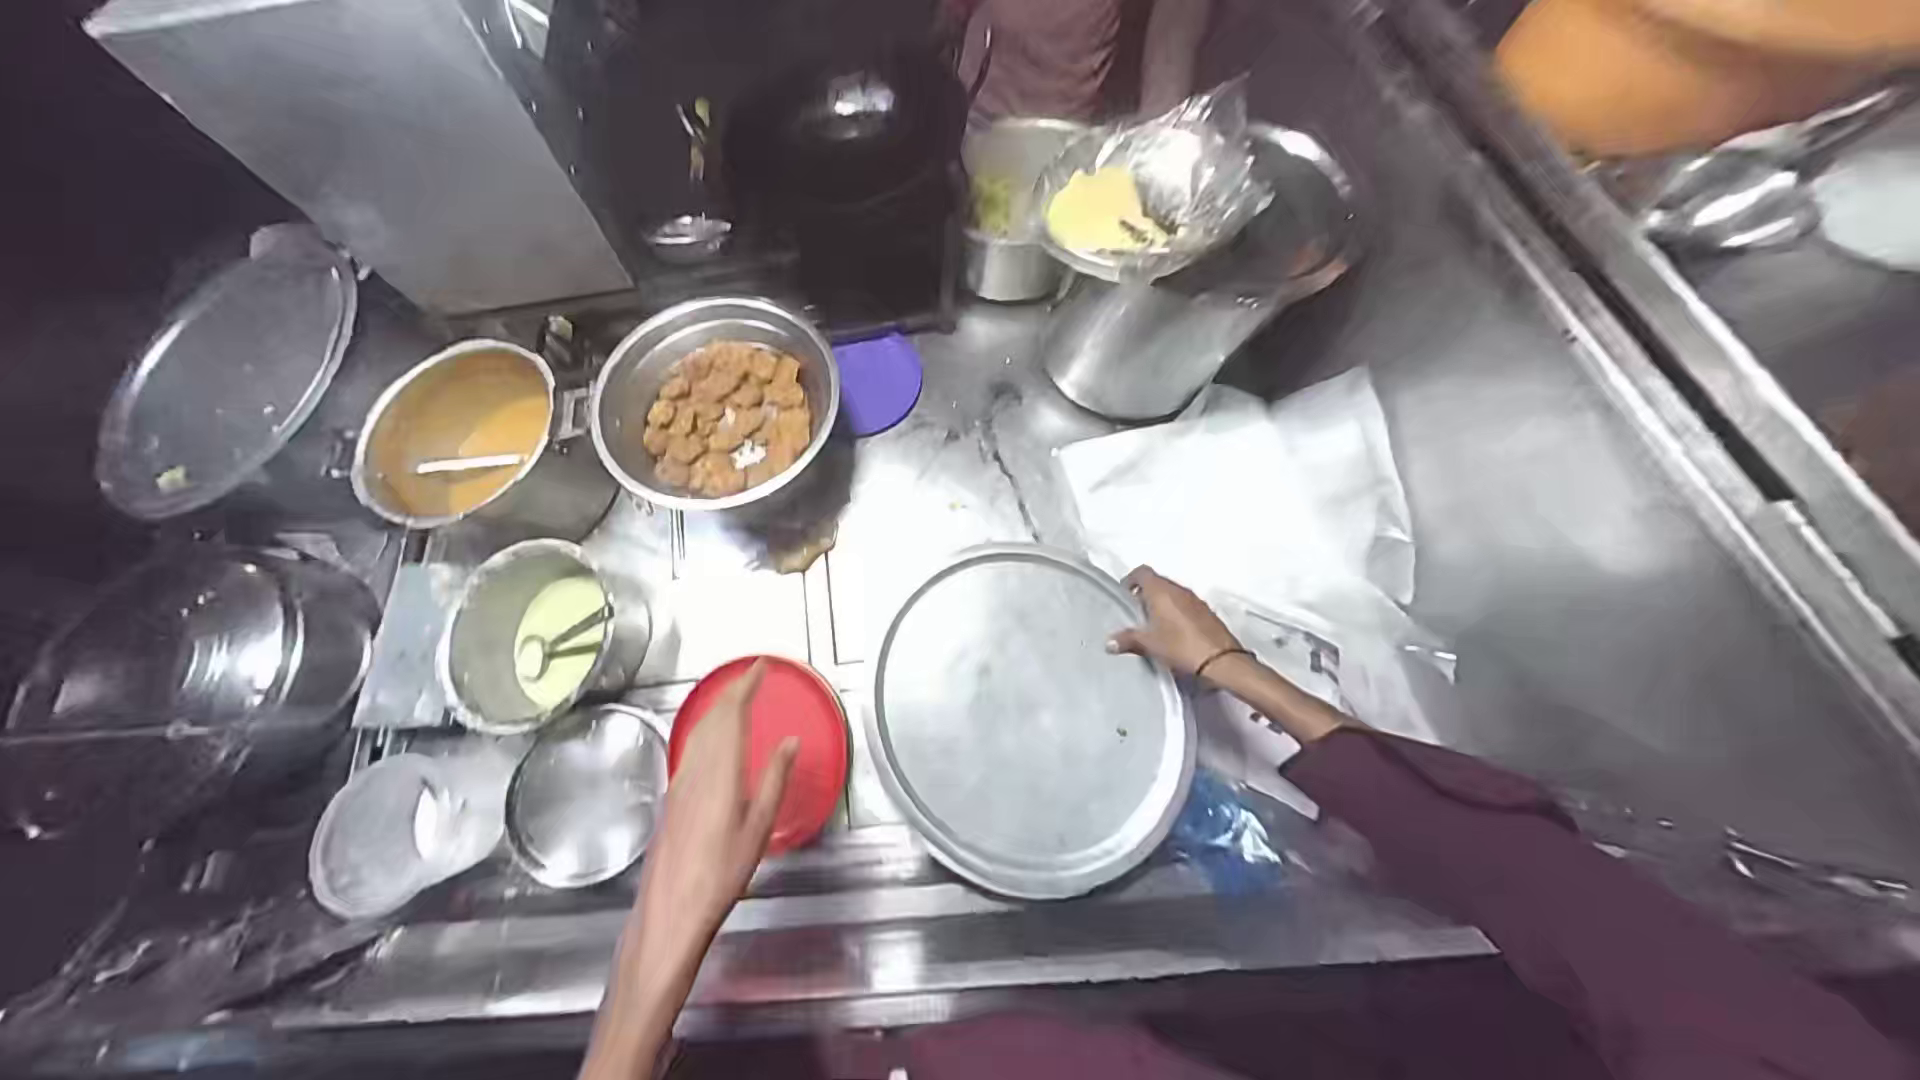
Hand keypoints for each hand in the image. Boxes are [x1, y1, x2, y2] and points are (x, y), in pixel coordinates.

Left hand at [583, 662, 797, 1079]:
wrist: (670, 912)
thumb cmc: (722, 874)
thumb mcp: (760, 828)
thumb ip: (775, 779)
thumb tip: (790, 741)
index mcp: (720, 773)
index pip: (731, 715)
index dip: (745, 686)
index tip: (760, 667)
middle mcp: (696, 769)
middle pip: (712, 717)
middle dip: (733, 690)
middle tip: (753, 677)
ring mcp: (680, 782)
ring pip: (699, 730)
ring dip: (719, 706)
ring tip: (738, 697)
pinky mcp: (674, 795)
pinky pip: (692, 746)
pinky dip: (708, 727)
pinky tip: (714, 736)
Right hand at [1107, 565, 1241, 676]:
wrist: (1222, 661)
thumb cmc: (1180, 646)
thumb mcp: (1149, 644)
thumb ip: (1128, 639)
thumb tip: (1109, 642)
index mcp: (1161, 591)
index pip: (1142, 572)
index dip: (1131, 579)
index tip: (1124, 594)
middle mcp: (1179, 590)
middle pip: (1157, 581)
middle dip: (1145, 592)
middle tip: (1135, 611)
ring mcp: (1196, 600)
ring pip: (1172, 592)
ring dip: (1161, 601)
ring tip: (1152, 622)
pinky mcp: (1207, 612)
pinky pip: (1185, 603)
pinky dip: (1176, 610)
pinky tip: (1172, 630)